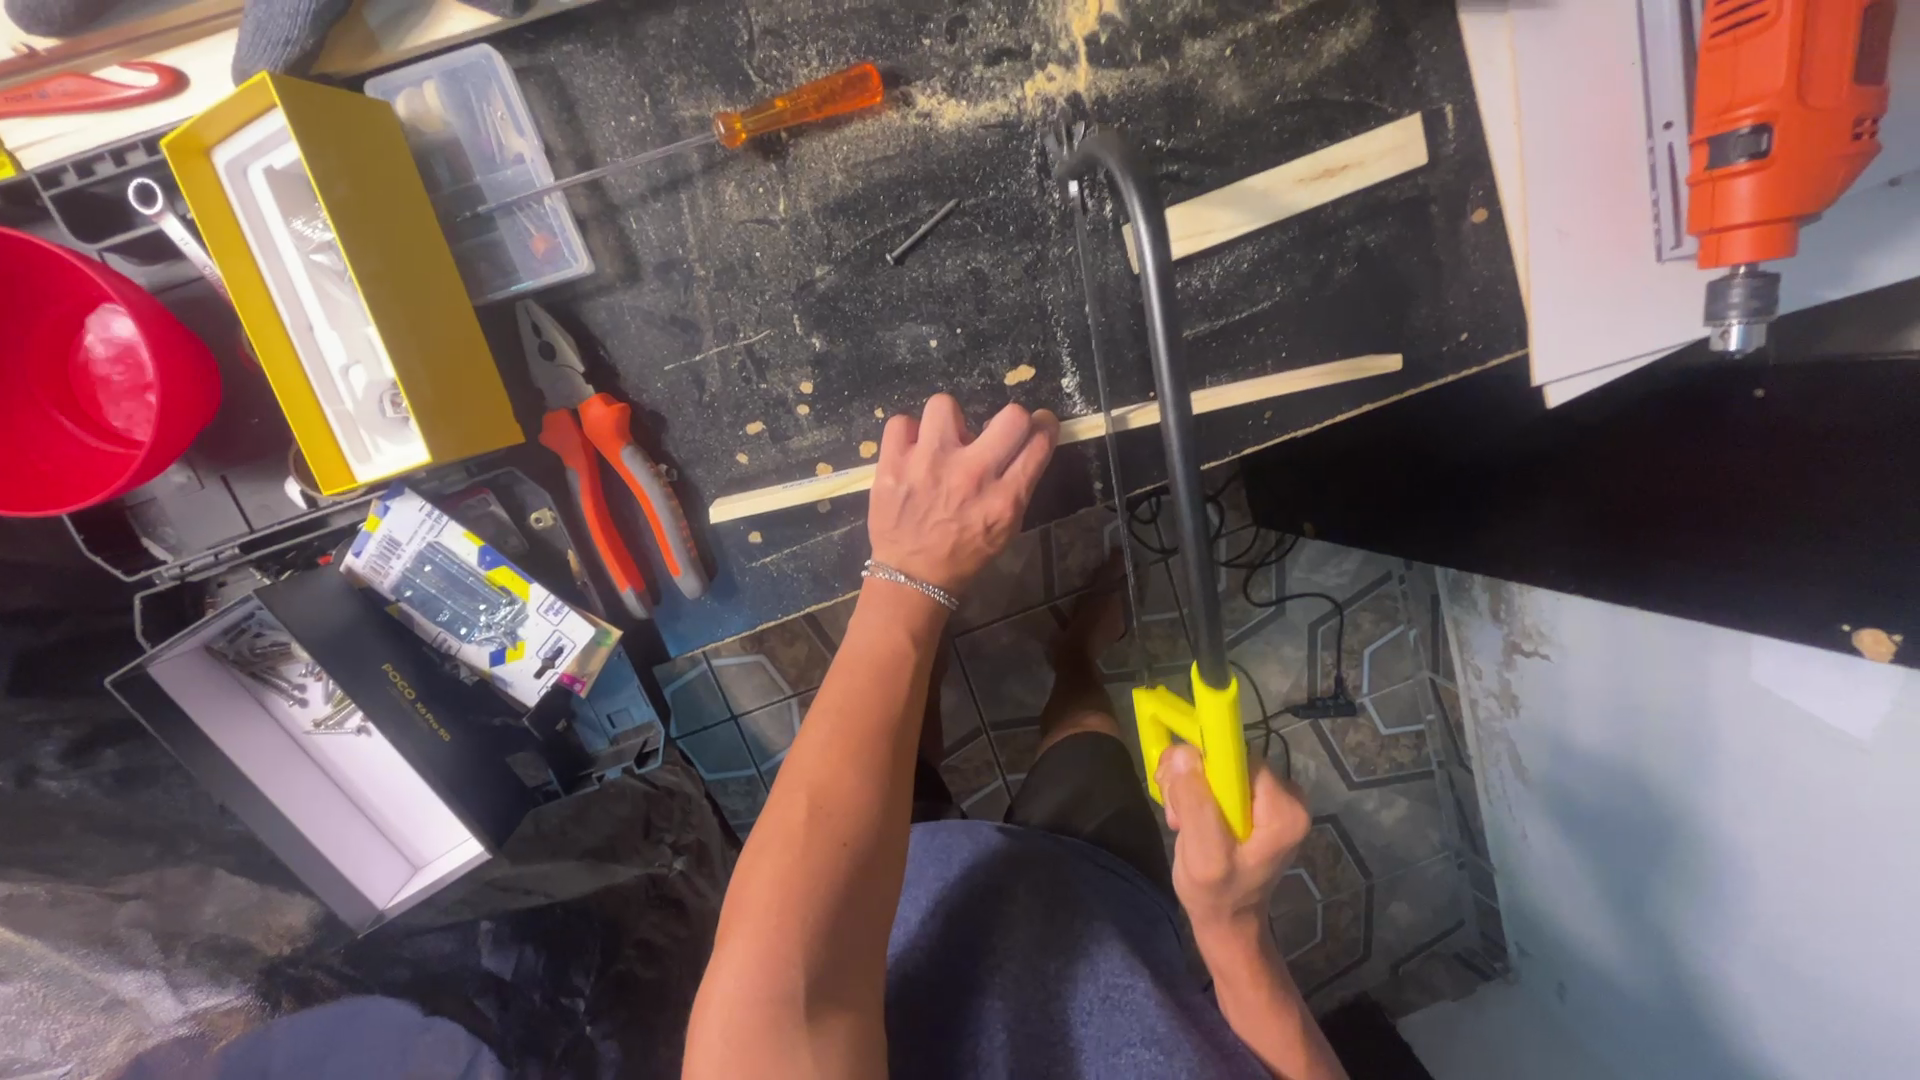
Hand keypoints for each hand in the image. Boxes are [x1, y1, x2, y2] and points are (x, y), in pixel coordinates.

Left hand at [868, 394, 1058, 595]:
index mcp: (1005, 496)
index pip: (1038, 440)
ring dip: (948, 422)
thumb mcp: (1007, 527)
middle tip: (994, 433)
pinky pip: (902, 421)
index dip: (1044, 425)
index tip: (1038, 424)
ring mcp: (929, 464)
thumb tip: (1023, 445)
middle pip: (1011, 416)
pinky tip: (913, 452)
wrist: (913, 576)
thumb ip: (1018, 485)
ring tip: (943, 444)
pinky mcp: (893, 463)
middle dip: (1009, 419)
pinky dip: (908, 434)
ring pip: (946, 404)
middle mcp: (971, 474)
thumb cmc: (964, 553)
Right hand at [1157, 743, 1310, 944]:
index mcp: (1284, 809)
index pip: (1237, 757)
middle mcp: (1285, 796)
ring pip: (1216, 764)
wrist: (1227, 919)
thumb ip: (1194, 801)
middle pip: (1226, 758)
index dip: (1202, 765)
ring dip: (1187, 786)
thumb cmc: (1217, 894)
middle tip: (1177, 813)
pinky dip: (1194, 791)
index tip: (1179, 789)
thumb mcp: (1203, 852)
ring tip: (1181, 820)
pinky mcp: (1254, 799)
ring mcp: (1269, 797)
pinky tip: (1187, 816)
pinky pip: (1217, 775)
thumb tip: (1182, 752)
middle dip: (1191, 779)